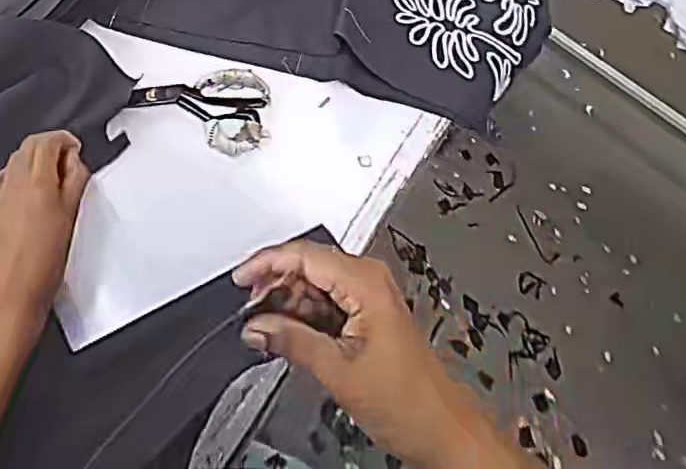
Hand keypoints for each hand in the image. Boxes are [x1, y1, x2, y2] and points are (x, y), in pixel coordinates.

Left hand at [0, 131, 90, 326]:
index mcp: (37, 183)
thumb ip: (75, 180)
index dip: (64, 139)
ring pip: (13, 161)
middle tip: (64, 161)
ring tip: (47, 178)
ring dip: (31, 160)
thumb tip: (74, 161)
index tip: (73, 148)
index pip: (47, 141)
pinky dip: (13, 177)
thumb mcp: (71, 217)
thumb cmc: (43, 267)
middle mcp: (13, 185)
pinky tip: (23, 193)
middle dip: (48, 146)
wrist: (10, 299)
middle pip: (29, 146)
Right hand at [234, 242, 532, 467]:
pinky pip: (325, 297)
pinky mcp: (367, 308)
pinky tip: (288, 330)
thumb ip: (292, 341)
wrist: (444, 431)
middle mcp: (368, 278)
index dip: (266, 263)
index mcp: (365, 281)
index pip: (303, 254)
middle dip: (275, 284)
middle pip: (307, 263)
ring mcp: (369, 292)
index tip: (242, 278)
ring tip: (266, 324)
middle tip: (250, 307)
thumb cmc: (411, 403)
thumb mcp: (339, 371)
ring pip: (314, 280)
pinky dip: (304, 311)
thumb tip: (257, 325)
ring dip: (287, 300)